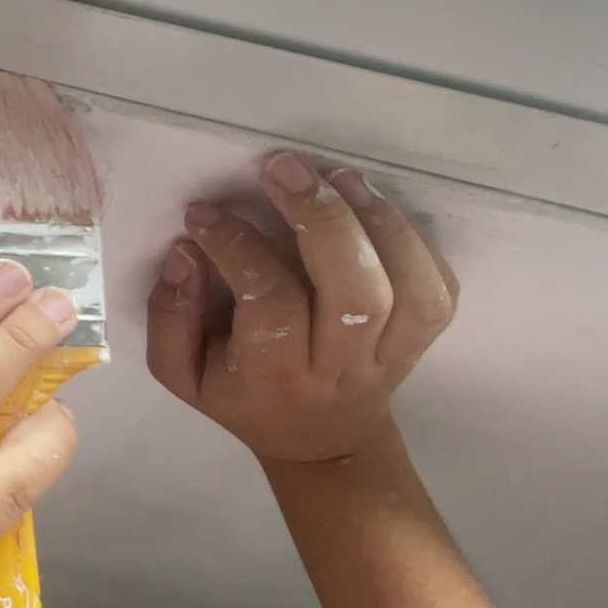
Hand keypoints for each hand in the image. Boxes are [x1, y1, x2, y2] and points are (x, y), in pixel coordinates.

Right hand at [145, 153, 457, 464]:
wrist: (321, 439)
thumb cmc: (240, 398)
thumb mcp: (180, 373)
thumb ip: (169, 318)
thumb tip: (185, 254)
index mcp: (276, 372)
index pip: (268, 302)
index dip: (236, 248)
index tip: (202, 215)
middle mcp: (342, 364)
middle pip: (354, 289)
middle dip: (319, 218)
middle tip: (281, 168)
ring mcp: (394, 351)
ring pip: (410, 286)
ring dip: (375, 219)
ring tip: (333, 173)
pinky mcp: (424, 336)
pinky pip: (437, 284)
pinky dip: (411, 236)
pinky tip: (368, 199)